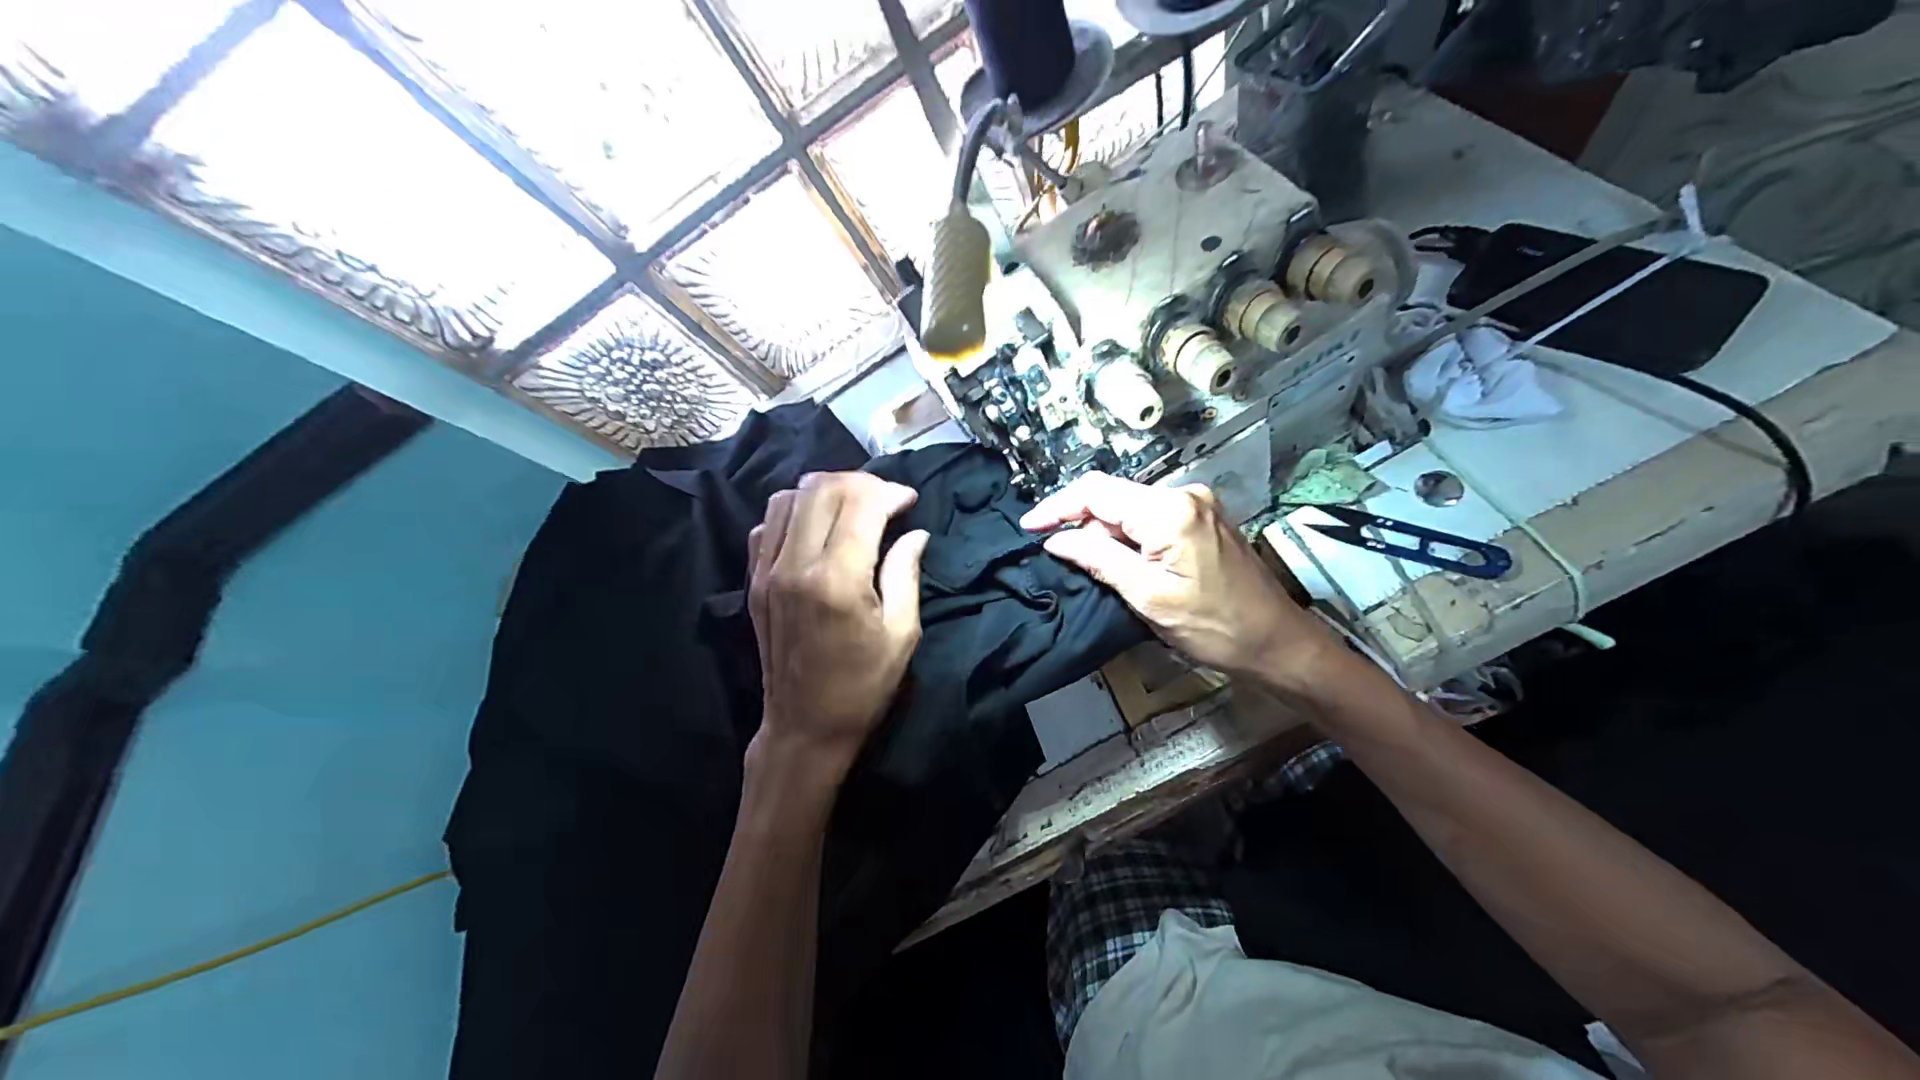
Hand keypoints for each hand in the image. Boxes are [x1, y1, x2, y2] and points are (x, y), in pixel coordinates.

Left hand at [747, 472, 929, 780]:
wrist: (804, 727)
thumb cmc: (863, 687)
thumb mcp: (902, 634)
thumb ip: (906, 573)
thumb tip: (915, 532)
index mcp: (838, 580)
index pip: (860, 504)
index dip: (890, 491)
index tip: (909, 500)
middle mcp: (795, 566)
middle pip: (821, 488)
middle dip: (859, 482)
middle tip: (884, 498)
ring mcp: (767, 572)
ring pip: (787, 497)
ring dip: (824, 491)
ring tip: (851, 507)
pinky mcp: (753, 582)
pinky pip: (767, 524)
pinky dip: (794, 512)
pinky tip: (816, 529)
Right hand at [1020, 473, 1335, 689]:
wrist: (1276, 642)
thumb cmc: (1214, 627)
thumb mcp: (1148, 597)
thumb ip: (1099, 560)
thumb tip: (1058, 540)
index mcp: (1170, 511)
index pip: (1097, 493)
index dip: (1057, 507)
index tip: (1029, 527)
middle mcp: (1184, 495)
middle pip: (1113, 497)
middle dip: (1080, 522)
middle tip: (1058, 555)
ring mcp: (1196, 504)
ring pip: (1129, 509)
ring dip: (1104, 533)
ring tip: (1090, 566)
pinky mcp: (1201, 519)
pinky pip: (1149, 517)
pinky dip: (1127, 536)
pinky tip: (1120, 561)